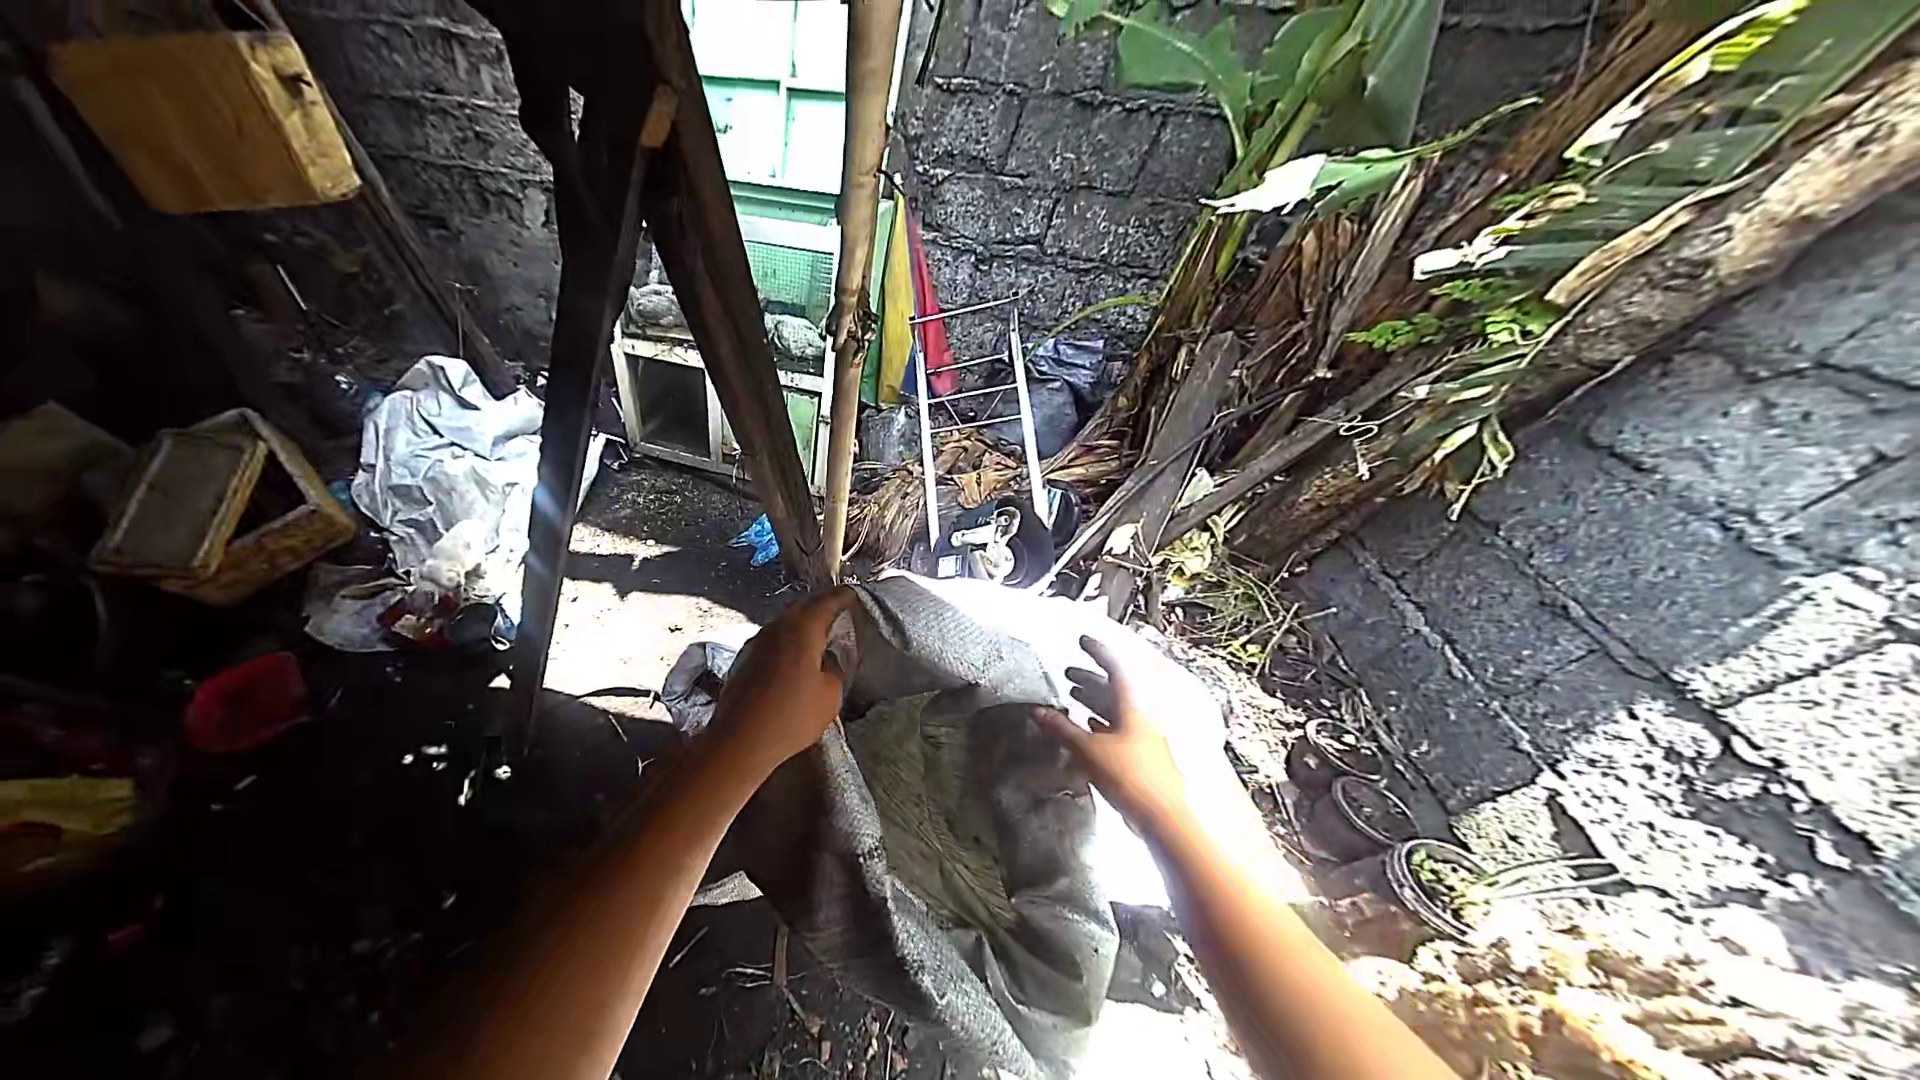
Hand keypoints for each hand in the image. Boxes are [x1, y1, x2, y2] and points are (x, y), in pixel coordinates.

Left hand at [706, 586, 856, 775]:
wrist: (740, 742)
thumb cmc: (792, 717)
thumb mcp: (831, 695)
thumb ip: (835, 669)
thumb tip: (829, 661)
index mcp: (802, 629)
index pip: (828, 601)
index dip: (844, 597)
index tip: (856, 597)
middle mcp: (777, 628)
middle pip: (804, 606)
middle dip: (824, 606)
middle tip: (843, 614)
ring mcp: (757, 642)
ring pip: (787, 622)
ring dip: (805, 624)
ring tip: (823, 635)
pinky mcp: (745, 659)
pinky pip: (775, 638)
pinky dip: (790, 639)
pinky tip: (799, 656)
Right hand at [1029, 635, 1189, 832]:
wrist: (1163, 817)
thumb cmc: (1128, 776)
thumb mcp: (1089, 750)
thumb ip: (1062, 729)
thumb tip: (1037, 710)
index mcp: (1132, 708)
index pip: (1114, 670)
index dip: (1098, 653)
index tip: (1082, 640)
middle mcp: (1140, 718)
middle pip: (1114, 690)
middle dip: (1091, 678)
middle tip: (1068, 672)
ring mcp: (1143, 738)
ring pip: (1116, 711)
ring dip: (1094, 701)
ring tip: (1073, 696)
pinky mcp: (1141, 757)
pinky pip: (1118, 731)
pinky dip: (1101, 724)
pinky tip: (1089, 729)